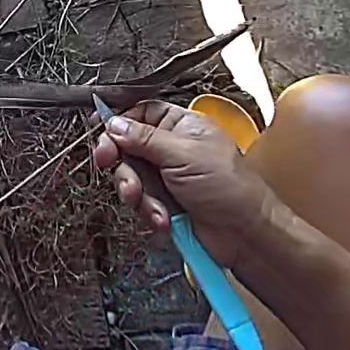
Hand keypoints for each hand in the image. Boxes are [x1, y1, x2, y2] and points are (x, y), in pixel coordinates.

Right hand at [93, 101, 275, 268]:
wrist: (248, 236)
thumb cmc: (230, 188)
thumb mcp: (182, 154)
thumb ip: (144, 138)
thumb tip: (114, 123)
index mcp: (181, 126)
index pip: (140, 113)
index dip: (119, 122)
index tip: (101, 131)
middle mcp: (172, 149)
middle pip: (128, 147)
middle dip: (122, 163)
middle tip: (109, 164)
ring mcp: (168, 177)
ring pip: (131, 176)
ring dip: (136, 191)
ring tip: (148, 203)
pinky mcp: (165, 203)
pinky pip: (141, 202)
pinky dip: (148, 211)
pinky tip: (164, 218)